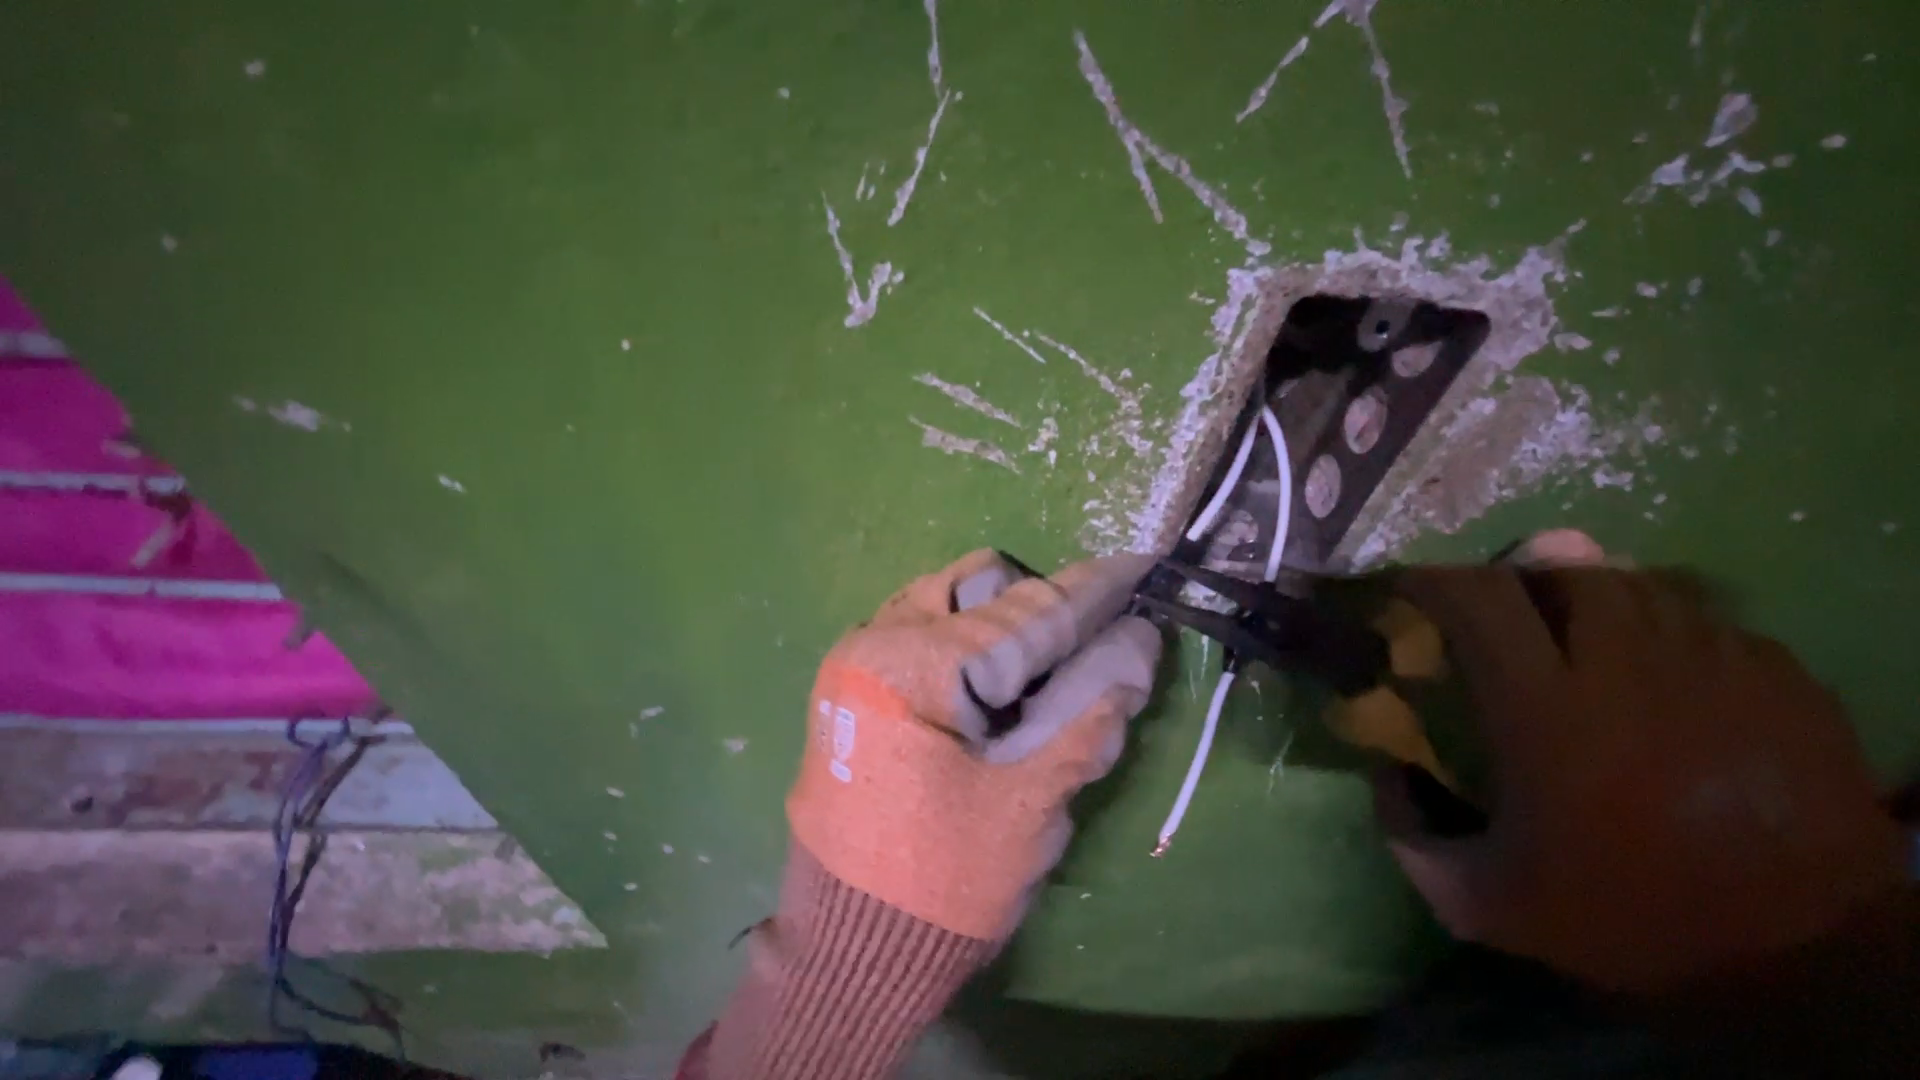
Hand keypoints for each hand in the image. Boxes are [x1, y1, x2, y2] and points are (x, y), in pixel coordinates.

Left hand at [788, 549, 1161, 941]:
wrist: (853, 945)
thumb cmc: (943, 880)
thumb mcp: (1030, 802)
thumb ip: (1088, 714)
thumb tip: (1138, 642)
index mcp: (913, 664)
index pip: (1024, 615)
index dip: (1092, 593)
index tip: (1139, 567)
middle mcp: (872, 641)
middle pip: (981, 586)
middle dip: (1043, 608)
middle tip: (1090, 648)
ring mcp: (853, 660)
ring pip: (945, 600)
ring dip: (1002, 620)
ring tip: (1042, 674)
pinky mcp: (850, 685)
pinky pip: (918, 630)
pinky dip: (965, 640)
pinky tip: (994, 689)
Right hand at [1375, 563, 1904, 992]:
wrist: (1801, 964)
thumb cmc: (1621, 918)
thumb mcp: (1477, 900)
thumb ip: (1408, 830)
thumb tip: (1384, 767)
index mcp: (1545, 711)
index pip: (1479, 598)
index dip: (1434, 580)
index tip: (1411, 590)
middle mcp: (1627, 668)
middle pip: (1563, 571)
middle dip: (1518, 579)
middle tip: (1501, 614)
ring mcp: (1715, 668)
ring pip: (1638, 587)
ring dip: (1590, 598)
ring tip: (1577, 636)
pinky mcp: (1784, 682)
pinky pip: (1706, 622)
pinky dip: (1664, 630)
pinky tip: (1656, 673)